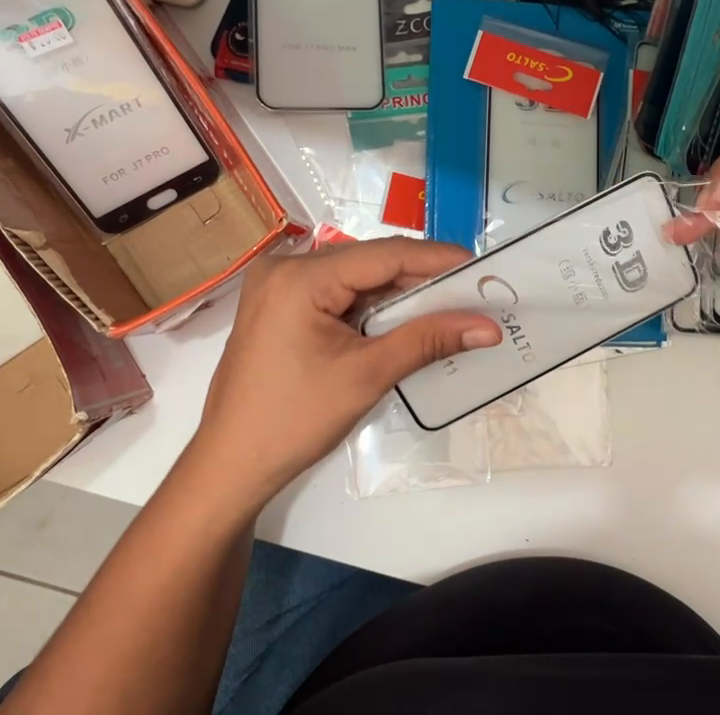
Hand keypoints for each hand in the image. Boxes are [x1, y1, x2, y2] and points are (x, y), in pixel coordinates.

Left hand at [189, 238, 501, 505]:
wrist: (231, 465)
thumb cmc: (294, 420)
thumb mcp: (367, 375)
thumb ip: (429, 339)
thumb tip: (488, 327)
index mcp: (299, 276)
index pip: (384, 254)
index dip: (437, 259)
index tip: (481, 267)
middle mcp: (285, 267)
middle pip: (370, 262)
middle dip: (421, 278)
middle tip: (472, 293)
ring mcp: (279, 285)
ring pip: (357, 277)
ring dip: (399, 293)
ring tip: (449, 306)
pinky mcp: (280, 305)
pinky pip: (338, 293)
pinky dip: (373, 306)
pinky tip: (406, 319)